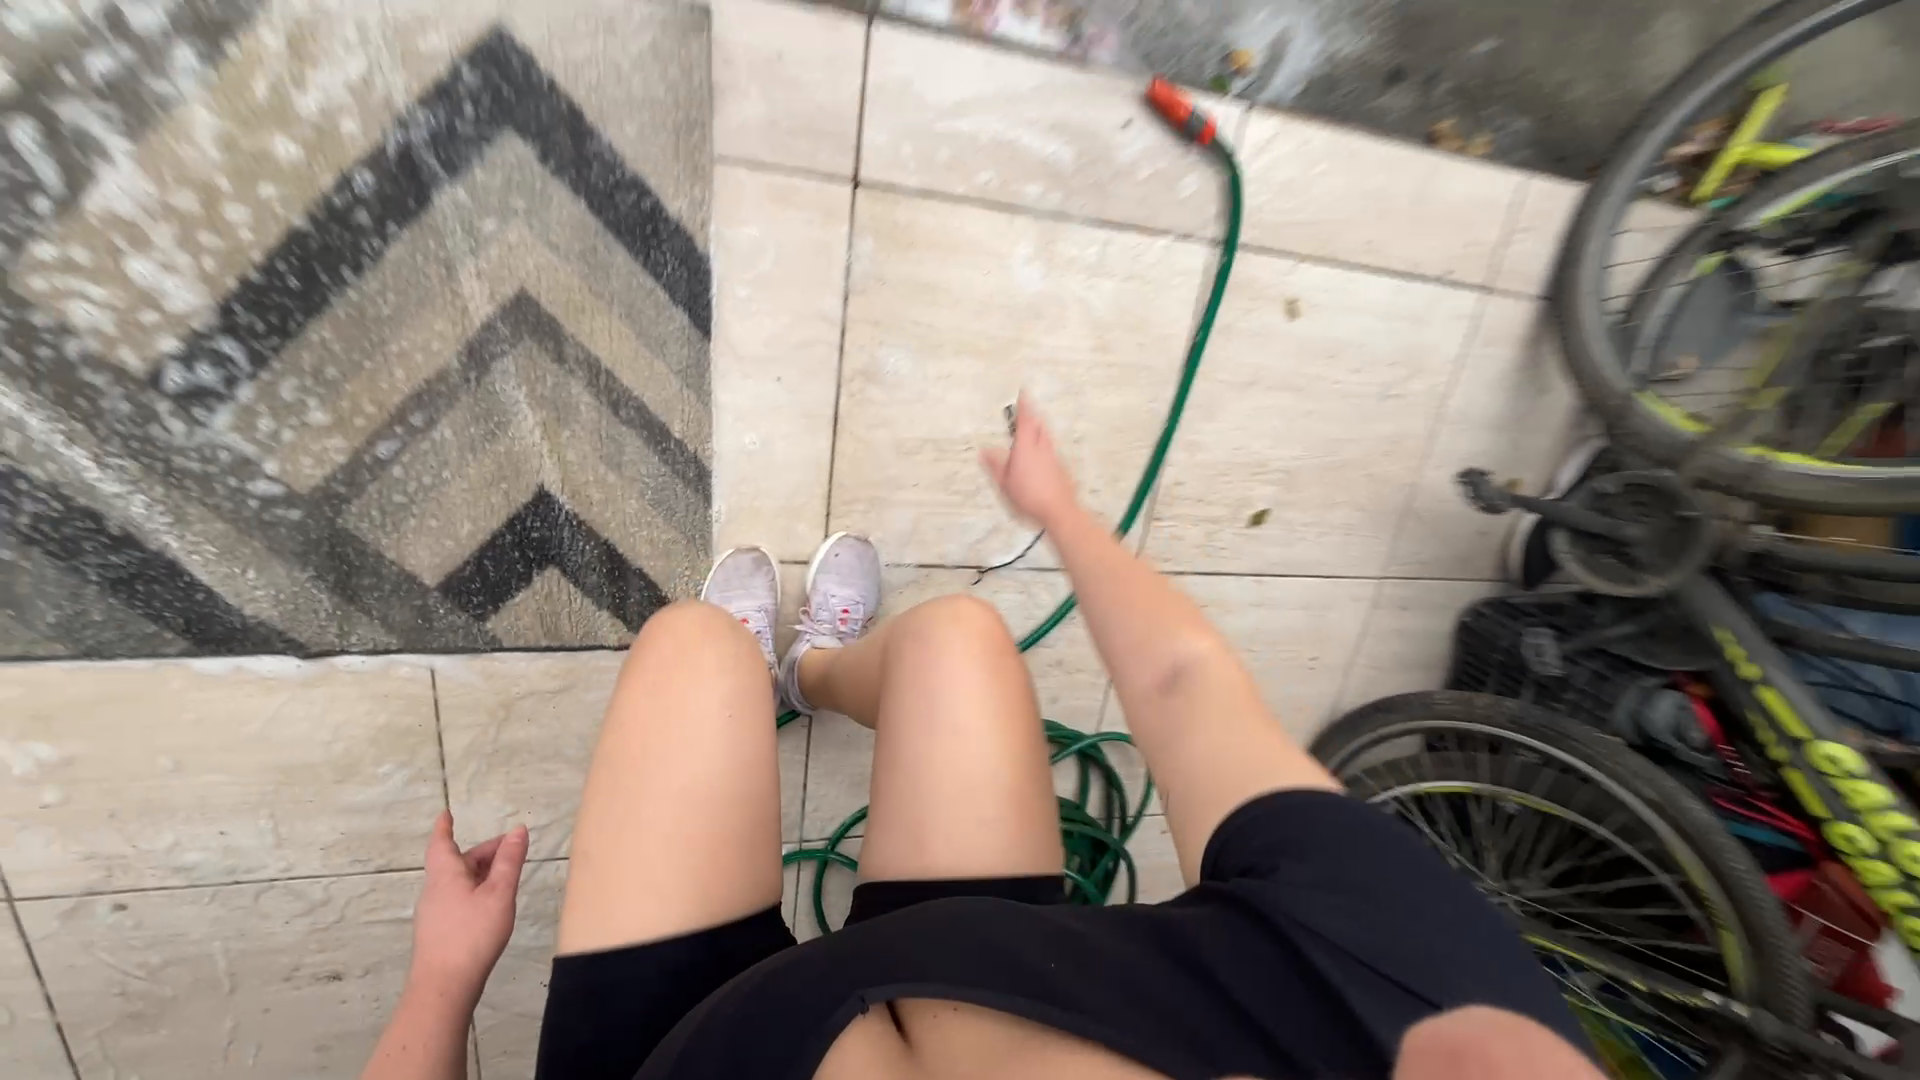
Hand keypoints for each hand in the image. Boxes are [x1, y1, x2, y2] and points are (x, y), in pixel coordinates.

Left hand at [406, 811, 527, 1003]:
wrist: (444, 986)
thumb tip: (518, 830)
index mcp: (445, 876)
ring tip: (510, 875)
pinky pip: (458, 897)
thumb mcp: (499, 893)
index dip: (444, 828)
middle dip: (484, 852)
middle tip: (513, 849)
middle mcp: (435, 891)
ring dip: (483, 872)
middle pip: (458, 862)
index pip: (442, 844)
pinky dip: (477, 889)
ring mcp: (434, 913)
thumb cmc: (472, 934)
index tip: (446, 814)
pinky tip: (494, 903)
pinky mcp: (439, 930)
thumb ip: (510, 861)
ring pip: (460, 881)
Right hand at [980, 393, 1080, 528]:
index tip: (1023, 392)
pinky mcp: (1062, 468)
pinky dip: (1044, 448)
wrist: (1059, 511)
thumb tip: (985, 452)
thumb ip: (995, 465)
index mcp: (1027, 448)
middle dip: (1033, 416)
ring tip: (1031, 434)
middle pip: (1040, 425)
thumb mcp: (1004, 483)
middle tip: (1026, 412)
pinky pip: (1051, 451)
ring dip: (1039, 432)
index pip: (1026, 420)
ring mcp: (1055, 457)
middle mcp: (1043, 448)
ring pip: (1047, 437)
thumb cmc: (1031, 497)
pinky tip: (1039, 459)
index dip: (1025, 404)